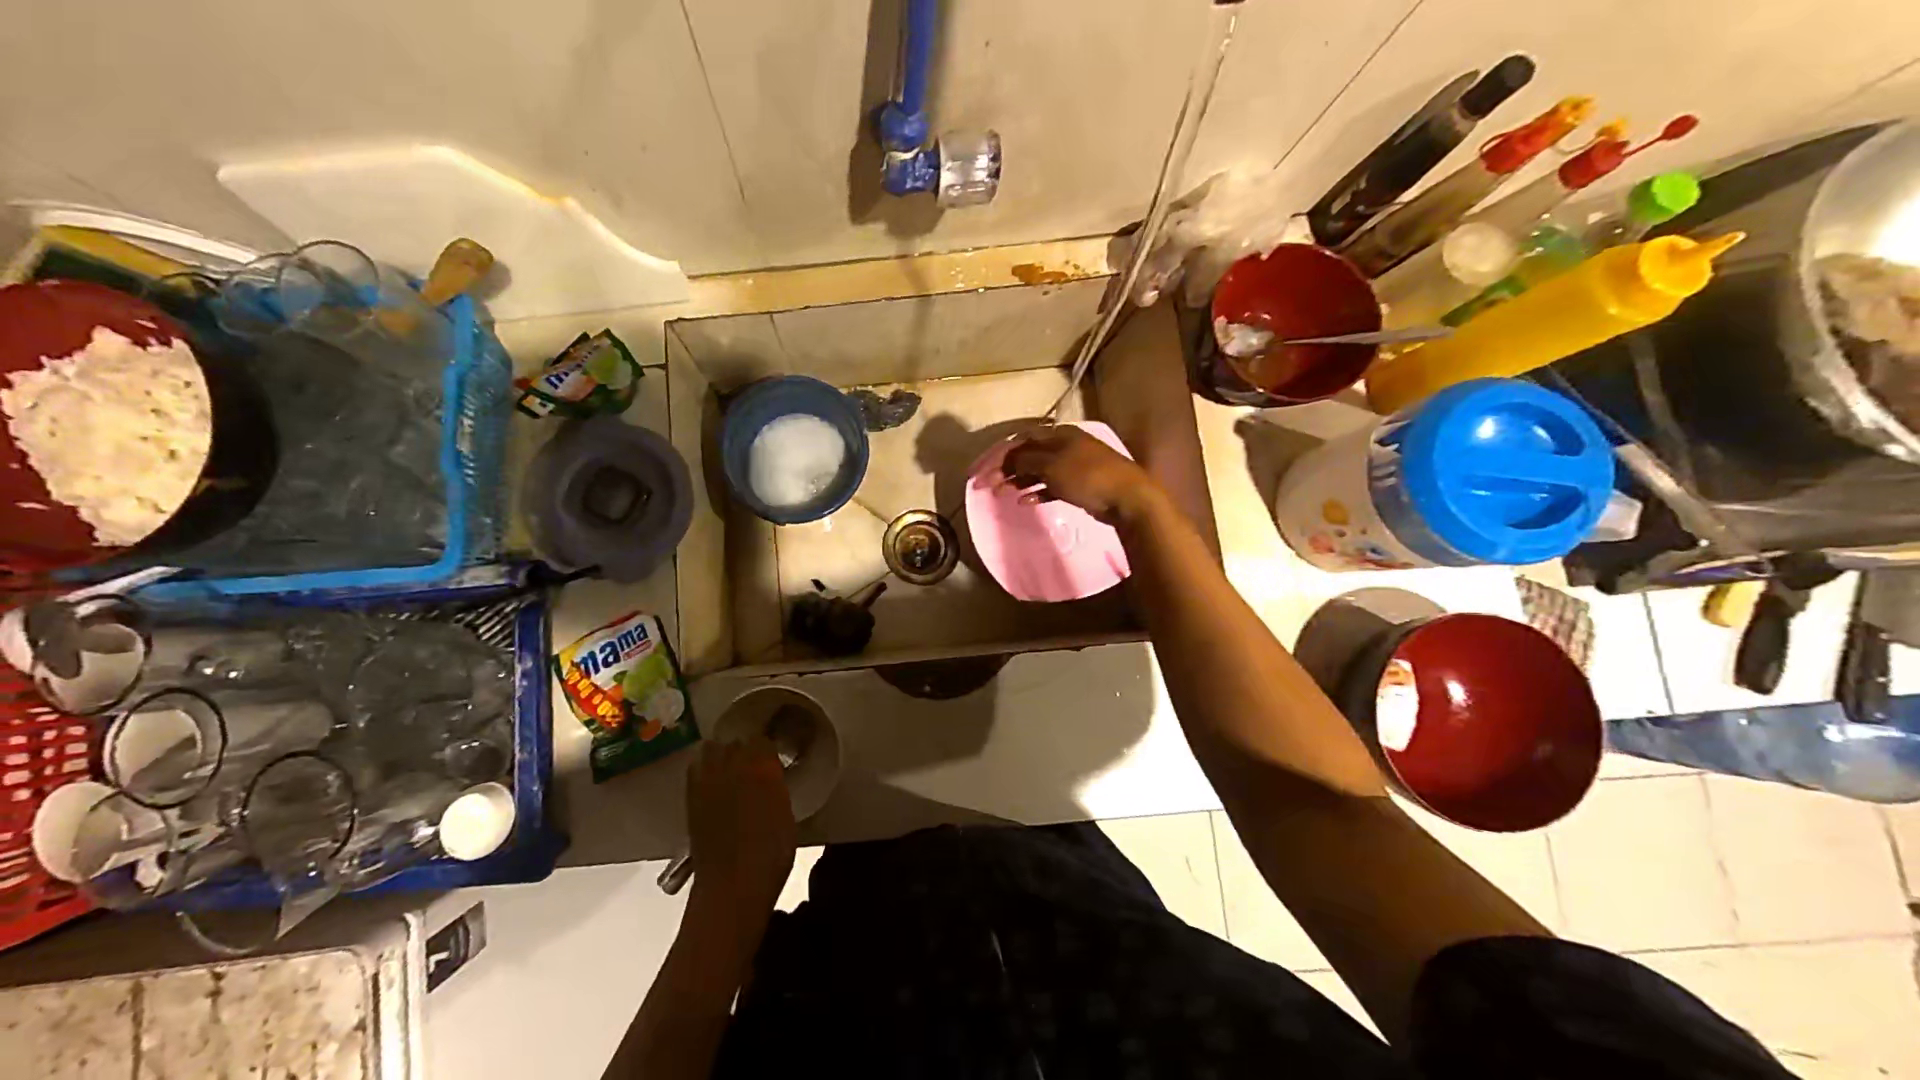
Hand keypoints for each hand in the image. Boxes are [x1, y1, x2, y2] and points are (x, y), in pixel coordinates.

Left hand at [685, 736, 795, 924]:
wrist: (732, 885)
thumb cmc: (772, 853)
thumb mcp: (786, 814)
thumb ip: (776, 786)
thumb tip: (771, 774)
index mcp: (763, 768)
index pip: (762, 740)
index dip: (767, 748)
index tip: (773, 757)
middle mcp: (733, 766)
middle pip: (736, 742)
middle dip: (744, 748)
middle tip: (754, 764)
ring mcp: (708, 781)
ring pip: (711, 750)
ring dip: (721, 755)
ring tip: (731, 768)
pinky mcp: (691, 798)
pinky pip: (696, 769)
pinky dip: (704, 769)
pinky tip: (713, 782)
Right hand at [1001, 426, 1155, 523]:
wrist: (1127, 498)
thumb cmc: (1087, 476)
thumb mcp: (1052, 465)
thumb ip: (1026, 460)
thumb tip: (1010, 460)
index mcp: (1060, 435)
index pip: (1024, 439)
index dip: (1003, 454)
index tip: (987, 471)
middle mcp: (1066, 446)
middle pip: (1031, 454)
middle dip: (1009, 468)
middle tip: (992, 485)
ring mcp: (1075, 466)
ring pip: (1040, 471)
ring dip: (1021, 481)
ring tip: (1004, 493)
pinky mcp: (1081, 485)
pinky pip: (1053, 486)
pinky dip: (1038, 492)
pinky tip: (1026, 502)